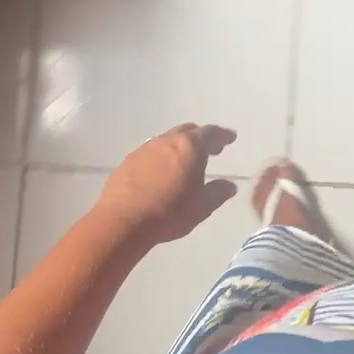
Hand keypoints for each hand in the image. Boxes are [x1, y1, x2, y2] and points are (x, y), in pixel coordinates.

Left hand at [94, 124, 237, 243]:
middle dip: (201, 138)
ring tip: (185, 161)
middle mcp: (167, 141)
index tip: (230, 138)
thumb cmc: (170, 212)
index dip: (223, 135)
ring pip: (167, 140)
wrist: (123, 222)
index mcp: (190, 147)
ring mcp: (144, 149)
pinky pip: (150, 153)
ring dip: (179, 147)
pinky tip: (160, 173)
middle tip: (211, 149)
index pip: (211, 133)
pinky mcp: (128, 161)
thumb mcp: (202, 206)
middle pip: (187, 131)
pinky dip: (161, 157)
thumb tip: (229, 185)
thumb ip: (218, 192)